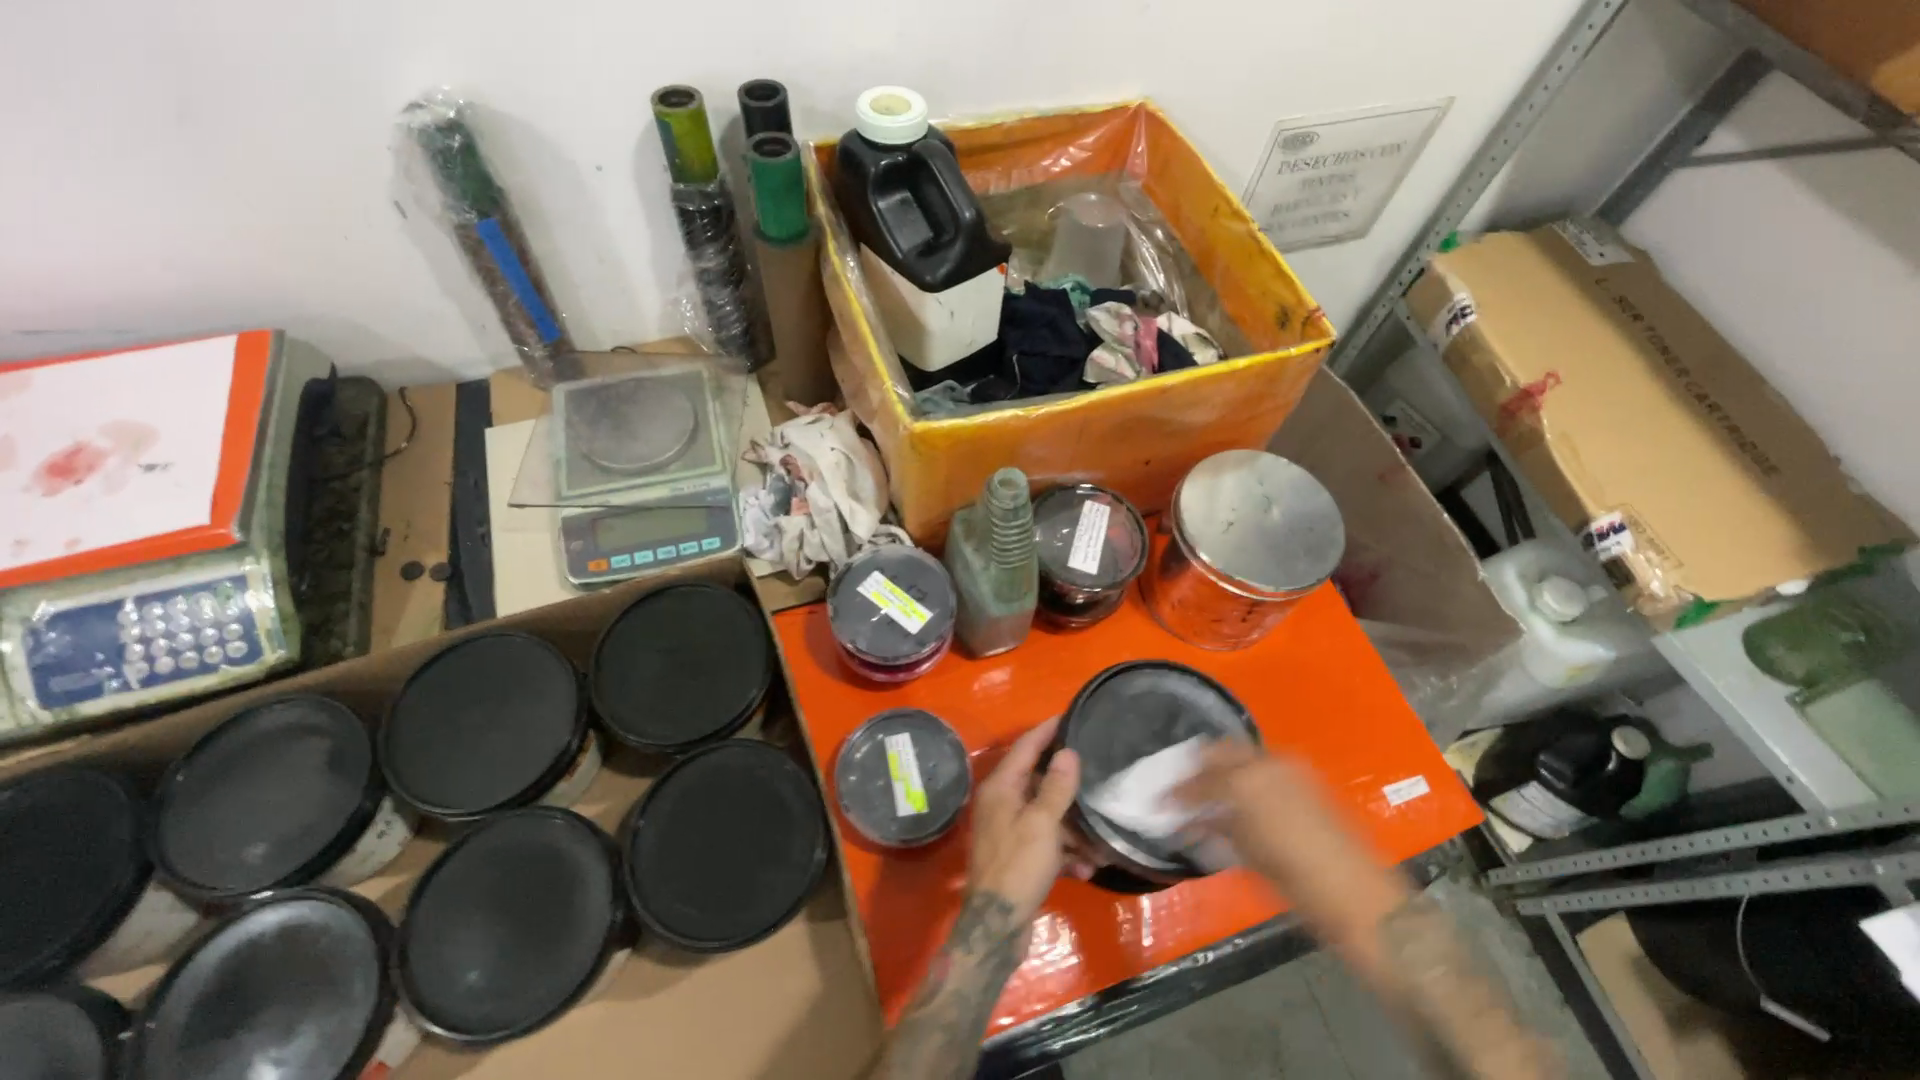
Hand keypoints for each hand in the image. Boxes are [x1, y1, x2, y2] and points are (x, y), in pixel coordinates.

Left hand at [967, 716, 1085, 924]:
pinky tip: (1087, 867)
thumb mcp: (1042, 823)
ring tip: (1101, 840)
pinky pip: (1049, 844)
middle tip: (1100, 773)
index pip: (1025, 746)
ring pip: (1049, 816)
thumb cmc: (1017, 866)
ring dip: (1075, 828)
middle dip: (1071, 786)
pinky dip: (1067, 853)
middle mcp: (1002, 804)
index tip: (1072, 715)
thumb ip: (1056, 786)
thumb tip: (1068, 751)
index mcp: (1001, 788)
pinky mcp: (1020, 856)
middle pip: (1040, 781)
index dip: (1048, 730)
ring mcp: (1010, 831)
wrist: (997, 926)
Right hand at [1174, 740, 1365, 889]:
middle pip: (1220, 751)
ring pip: (1243, 755)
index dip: (1176, 791)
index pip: (1199, 778)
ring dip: (1223, 769)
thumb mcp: (1247, 856)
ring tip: (1209, 793)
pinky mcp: (1307, 779)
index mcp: (1245, 782)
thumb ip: (1216, 827)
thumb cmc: (1296, 882)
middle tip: (1183, 789)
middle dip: (1198, 768)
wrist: (1358, 895)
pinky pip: (1265, 766)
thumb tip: (1193, 818)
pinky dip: (1247, 776)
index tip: (1161, 802)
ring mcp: (1290, 768)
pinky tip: (1241, 798)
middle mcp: (1266, 764)